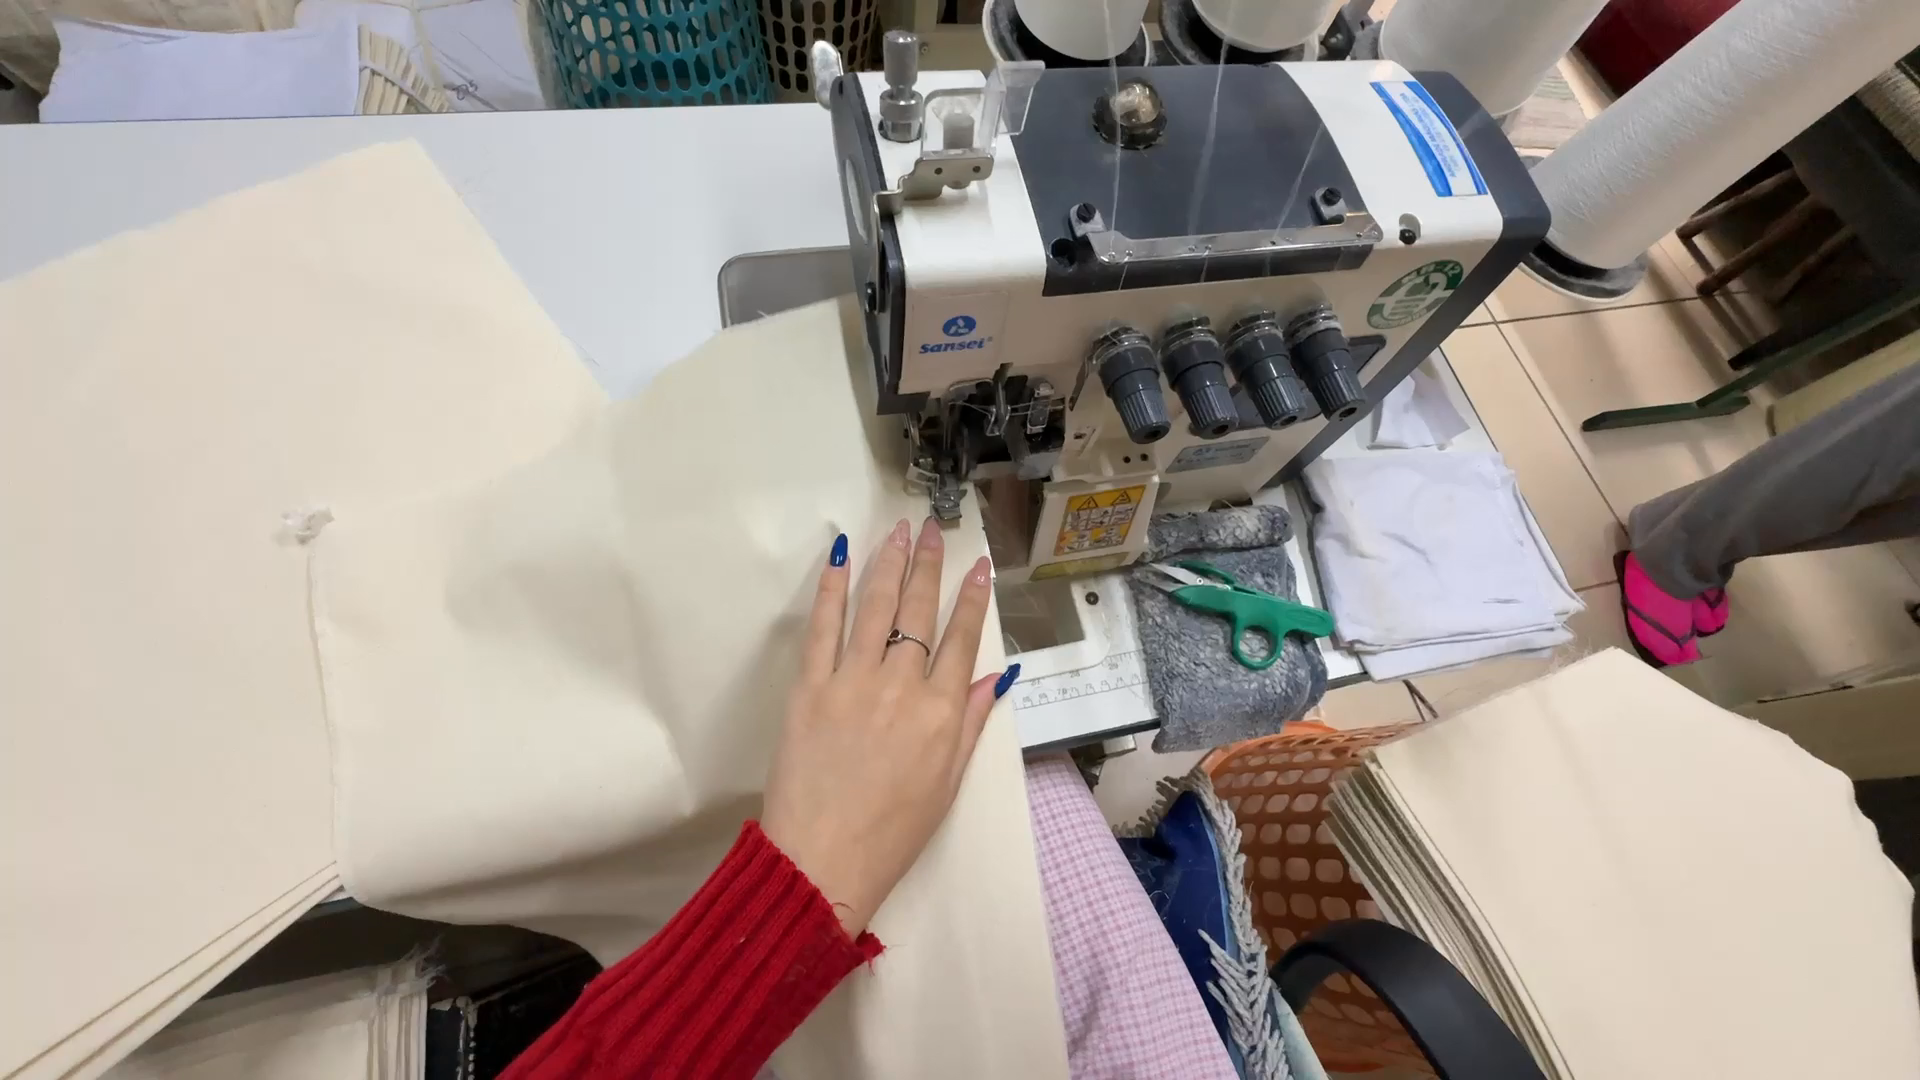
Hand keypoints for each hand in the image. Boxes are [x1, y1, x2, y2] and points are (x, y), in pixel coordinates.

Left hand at [761, 517, 1018, 937]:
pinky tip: (840, 557)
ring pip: (876, 608)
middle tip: (932, 530)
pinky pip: (823, 627)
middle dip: (929, 565)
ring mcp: (853, 682)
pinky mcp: (810, 687)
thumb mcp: (949, 783)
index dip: (972, 598)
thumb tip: (998, 675)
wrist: (821, 862)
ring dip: (889, 564)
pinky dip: (832, 588)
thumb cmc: (893, 832)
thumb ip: (972, 723)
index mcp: (942, 712)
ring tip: (898, 531)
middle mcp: (902, 686)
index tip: (977, 564)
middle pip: (919, 612)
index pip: (962, 639)